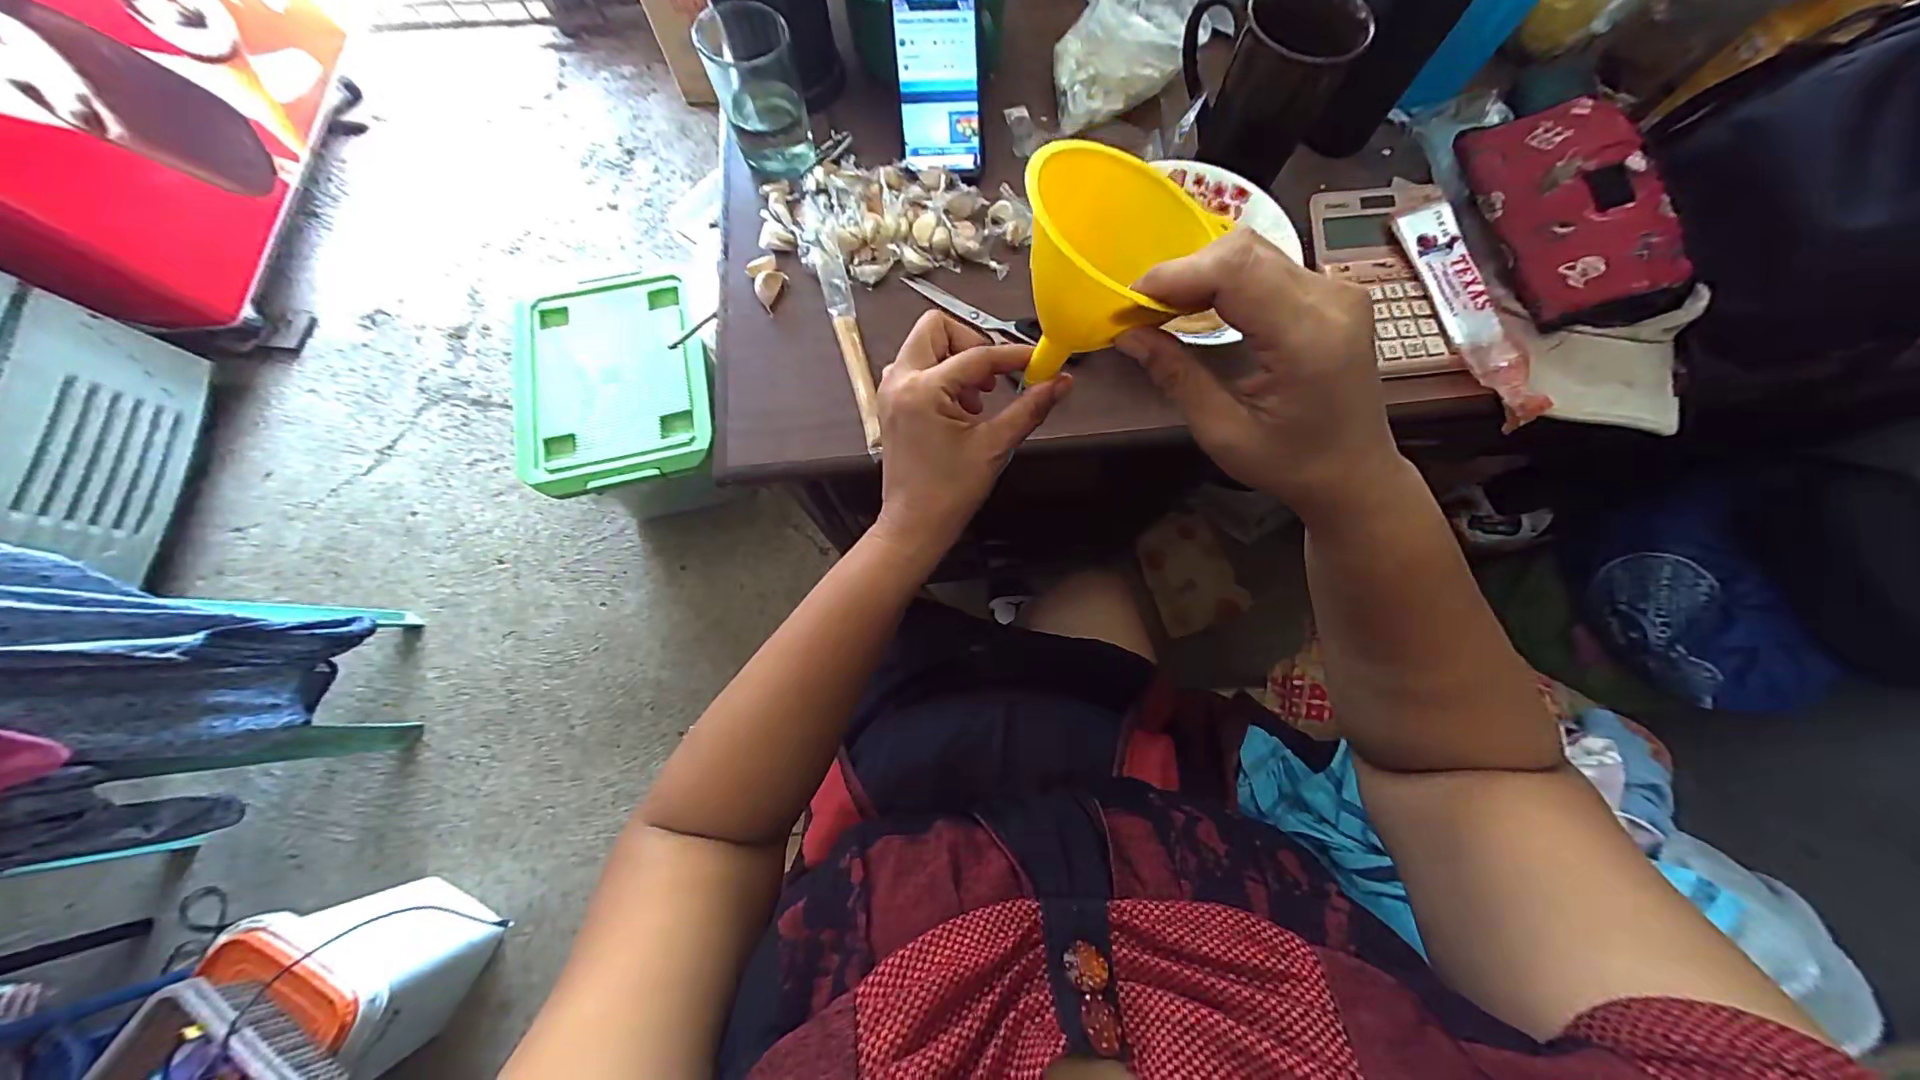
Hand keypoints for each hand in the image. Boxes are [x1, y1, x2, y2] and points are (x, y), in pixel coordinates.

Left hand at [872, 312, 1071, 551]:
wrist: (914, 524)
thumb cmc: (945, 494)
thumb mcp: (994, 446)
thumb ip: (1029, 408)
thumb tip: (1058, 383)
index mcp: (922, 390)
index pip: (976, 356)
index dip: (1012, 355)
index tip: (1035, 361)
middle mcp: (899, 383)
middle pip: (936, 327)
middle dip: (970, 344)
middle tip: (992, 376)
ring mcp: (891, 392)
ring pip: (925, 346)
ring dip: (955, 361)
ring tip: (976, 399)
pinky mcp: (892, 404)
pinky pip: (918, 369)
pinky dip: (942, 376)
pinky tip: (960, 409)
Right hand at [1115, 230, 1402, 520]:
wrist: (1353, 471)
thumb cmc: (1293, 463)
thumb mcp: (1222, 432)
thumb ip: (1177, 377)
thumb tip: (1130, 336)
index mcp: (1308, 337)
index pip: (1235, 270)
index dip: (1176, 274)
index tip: (1132, 301)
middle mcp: (1331, 300)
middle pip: (1243, 251)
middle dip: (1182, 272)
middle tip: (1144, 310)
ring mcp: (1336, 291)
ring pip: (1253, 251)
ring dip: (1200, 273)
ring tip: (1165, 309)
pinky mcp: (1330, 293)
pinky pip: (1266, 266)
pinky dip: (1222, 280)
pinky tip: (1199, 306)